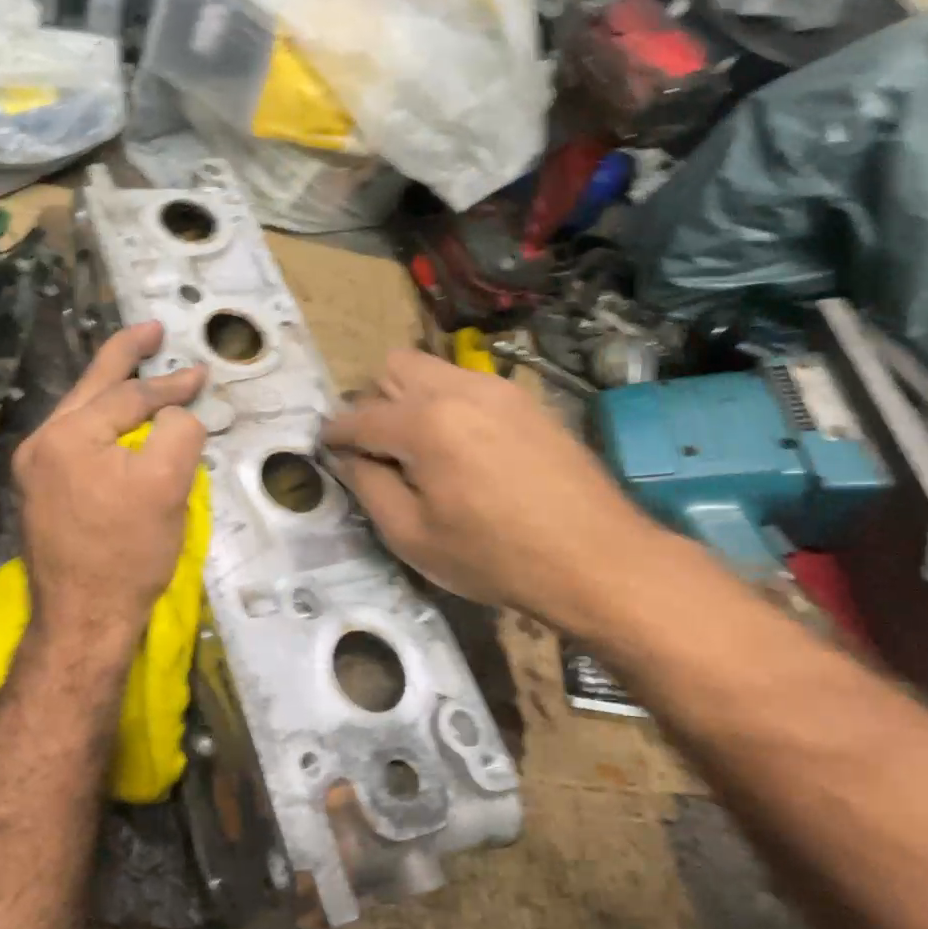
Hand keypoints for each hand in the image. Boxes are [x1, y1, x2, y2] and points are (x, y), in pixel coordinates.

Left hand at [14, 322, 207, 663]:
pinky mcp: (39, 495)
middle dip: (124, 358)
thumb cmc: (126, 554)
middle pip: (91, 390)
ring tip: (136, 368)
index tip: (201, 374)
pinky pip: (74, 443)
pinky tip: (116, 424)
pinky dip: (101, 426)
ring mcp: (34, 471)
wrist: (82, 621)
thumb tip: (175, 414)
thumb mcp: (167, 487)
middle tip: (150, 330)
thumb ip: (177, 432)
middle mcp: (40, 444)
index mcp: (67, 436)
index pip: (128, 398)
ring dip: (111, 393)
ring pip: (79, 415)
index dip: (169, 385)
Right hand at [322, 349, 670, 622]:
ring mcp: (498, 390)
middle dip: (374, 402)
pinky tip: (462, 449)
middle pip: (393, 368)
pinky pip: (468, 384)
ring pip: (433, 369)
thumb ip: (369, 487)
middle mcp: (458, 390)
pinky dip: (449, 404)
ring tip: (421, 447)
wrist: (599, 560)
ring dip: (412, 398)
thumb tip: (350, 457)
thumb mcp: (412, 536)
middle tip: (380, 448)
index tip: (328, 449)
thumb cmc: (496, 557)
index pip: (359, 416)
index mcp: (425, 423)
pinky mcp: (527, 401)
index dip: (335, 434)